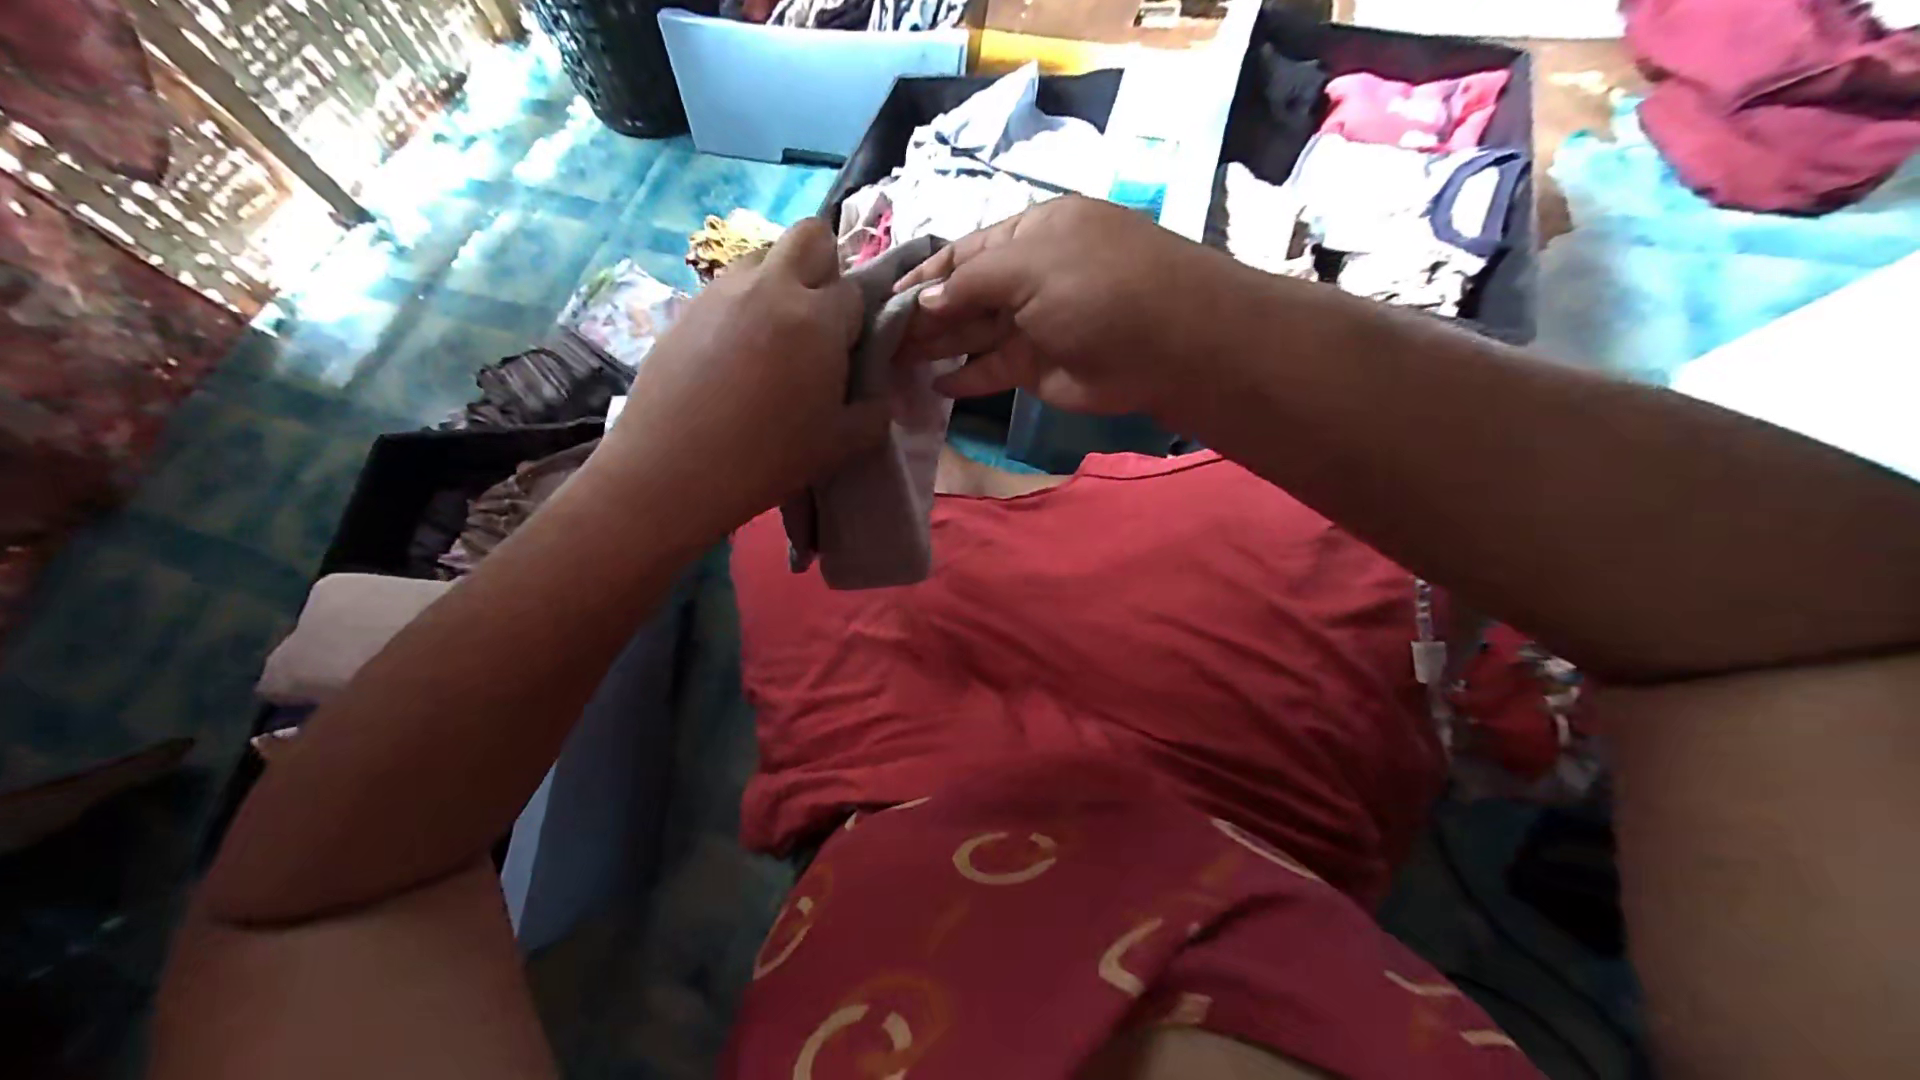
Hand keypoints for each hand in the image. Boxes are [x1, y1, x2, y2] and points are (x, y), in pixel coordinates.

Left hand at [593, 219, 887, 544]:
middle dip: (826, 266)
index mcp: (818, 318)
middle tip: (820, 318)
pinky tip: (735, 353)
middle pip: (811, 236)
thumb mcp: (843, 443)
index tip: (851, 351)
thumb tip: (876, 385)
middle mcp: (771, 287)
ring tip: (775, 334)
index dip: (859, 320)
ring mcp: (723, 291)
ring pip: (764, 254)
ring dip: (782, 280)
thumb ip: (875, 407)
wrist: (674, 470)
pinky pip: (728, 285)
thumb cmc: (768, 458)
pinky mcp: (687, 307)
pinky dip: (744, 303)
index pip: (856, 291)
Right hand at [895, 196, 1265, 419]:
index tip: (885, 298)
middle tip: (877, 336)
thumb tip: (924, 300)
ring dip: (936, 346)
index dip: (925, 273)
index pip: (964, 252)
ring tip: (892, 361)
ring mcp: (1033, 324)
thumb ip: (971, 281)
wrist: (1167, 345)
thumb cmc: (1096, 285)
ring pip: (973, 334)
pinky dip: (965, 378)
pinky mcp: (1038, 367)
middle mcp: (1029, 277)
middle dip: (924, 313)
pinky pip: (992, 370)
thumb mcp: (1030, 264)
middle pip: (964, 294)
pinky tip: (933, 385)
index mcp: (1030, 235)